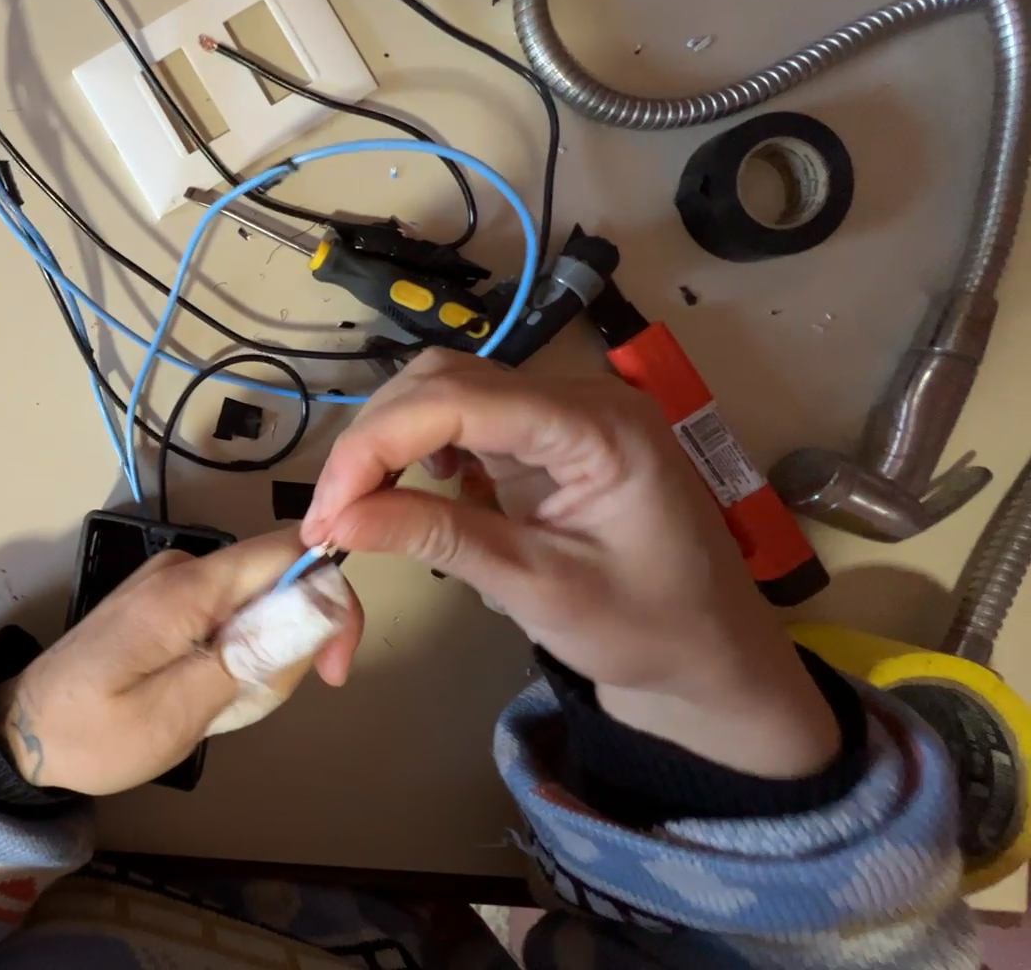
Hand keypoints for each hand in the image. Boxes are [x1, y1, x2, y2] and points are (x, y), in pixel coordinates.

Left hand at [0, 530, 362, 795]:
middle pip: (277, 581)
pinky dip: (232, 656)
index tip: (334, 666)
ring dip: (258, 659)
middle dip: (289, 645)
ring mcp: (170, 581)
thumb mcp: (174, 712)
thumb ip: (247, 658)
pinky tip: (199, 693)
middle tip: (243, 707)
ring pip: (255, 604)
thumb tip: (318, 604)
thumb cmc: (92, 732)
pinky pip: (226, 615)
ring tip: (211, 708)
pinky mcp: (163, 600)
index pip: (288, 551)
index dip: (332, 594)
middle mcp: (182, 568)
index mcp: (186, 587)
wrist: (23, 728)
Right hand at [300, 350, 839, 778]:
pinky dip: (406, 446)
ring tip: (349, 503)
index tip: (329, 510)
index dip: (377, 445)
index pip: (458, 400)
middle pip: (439, 381)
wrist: (711, 659)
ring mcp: (554, 413)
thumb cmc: (646, 631)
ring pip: (436, 391)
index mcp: (596, 427)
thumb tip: (336, 519)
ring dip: (380, 442)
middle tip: (329, 513)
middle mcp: (573, 399)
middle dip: (370, 441)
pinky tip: (397, 483)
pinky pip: (451, 417)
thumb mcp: (538, 588)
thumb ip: (438, 538)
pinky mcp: (534, 436)